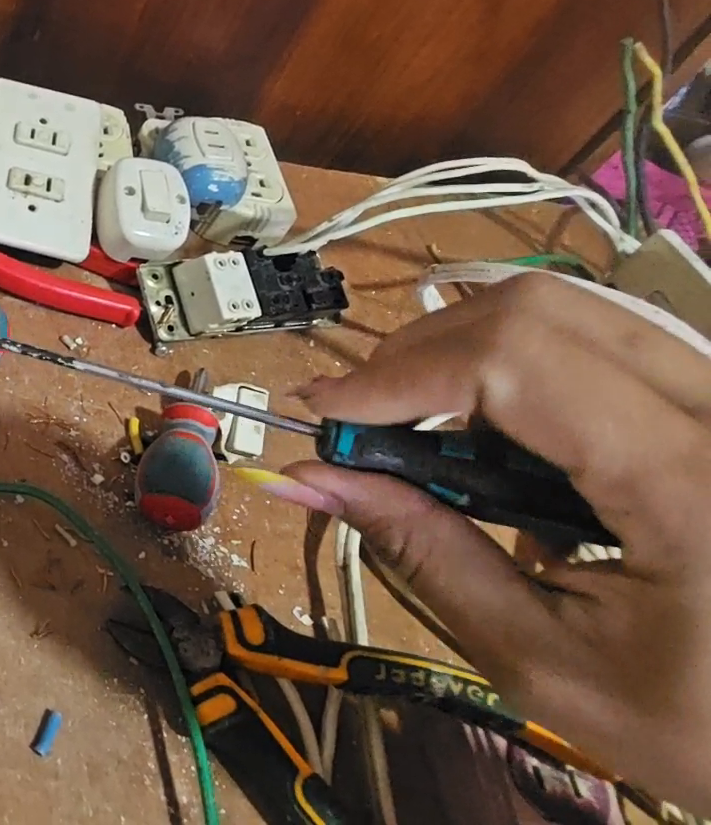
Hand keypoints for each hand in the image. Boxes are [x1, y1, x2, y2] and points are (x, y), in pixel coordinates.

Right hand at [278, 273, 710, 811]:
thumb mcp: (544, 660)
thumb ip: (420, 550)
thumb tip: (300, 478)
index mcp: (701, 490)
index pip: (513, 363)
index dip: (395, 375)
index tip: (322, 413)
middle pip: (538, 311)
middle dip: (421, 352)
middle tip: (368, 419)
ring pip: (573, 311)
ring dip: (465, 351)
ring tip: (427, 425)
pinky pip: (609, 340)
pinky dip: (520, 365)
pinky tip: (504, 435)